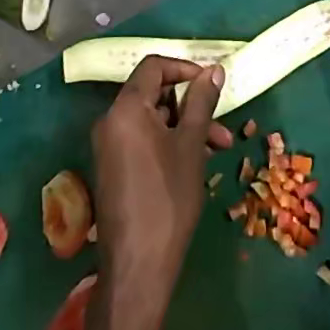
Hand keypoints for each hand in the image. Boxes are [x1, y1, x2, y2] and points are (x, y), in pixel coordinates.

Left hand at [80, 57, 230, 329]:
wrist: (137, 263)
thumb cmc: (168, 197)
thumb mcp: (191, 145)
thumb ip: (201, 102)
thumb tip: (213, 70)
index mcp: (125, 108)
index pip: (153, 67)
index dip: (184, 68)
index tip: (211, 82)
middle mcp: (110, 120)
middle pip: (152, 94)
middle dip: (190, 105)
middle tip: (220, 124)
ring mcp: (108, 145)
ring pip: (151, 120)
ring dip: (184, 127)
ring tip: (218, 149)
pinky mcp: (112, 166)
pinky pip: (142, 139)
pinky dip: (168, 142)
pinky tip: (195, 163)